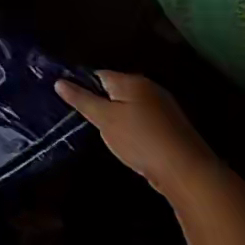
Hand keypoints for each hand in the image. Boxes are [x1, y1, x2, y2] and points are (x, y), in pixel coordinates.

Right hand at [56, 71, 219, 196]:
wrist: (185, 170)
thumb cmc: (140, 140)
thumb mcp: (105, 120)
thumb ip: (82, 100)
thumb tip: (59, 81)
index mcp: (132, 81)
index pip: (99, 75)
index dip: (82, 86)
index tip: (70, 104)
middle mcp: (149, 87)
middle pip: (115, 90)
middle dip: (100, 103)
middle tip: (86, 122)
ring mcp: (163, 106)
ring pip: (129, 106)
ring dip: (116, 118)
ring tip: (104, 135)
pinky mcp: (171, 126)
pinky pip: (143, 120)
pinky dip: (132, 128)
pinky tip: (128, 144)